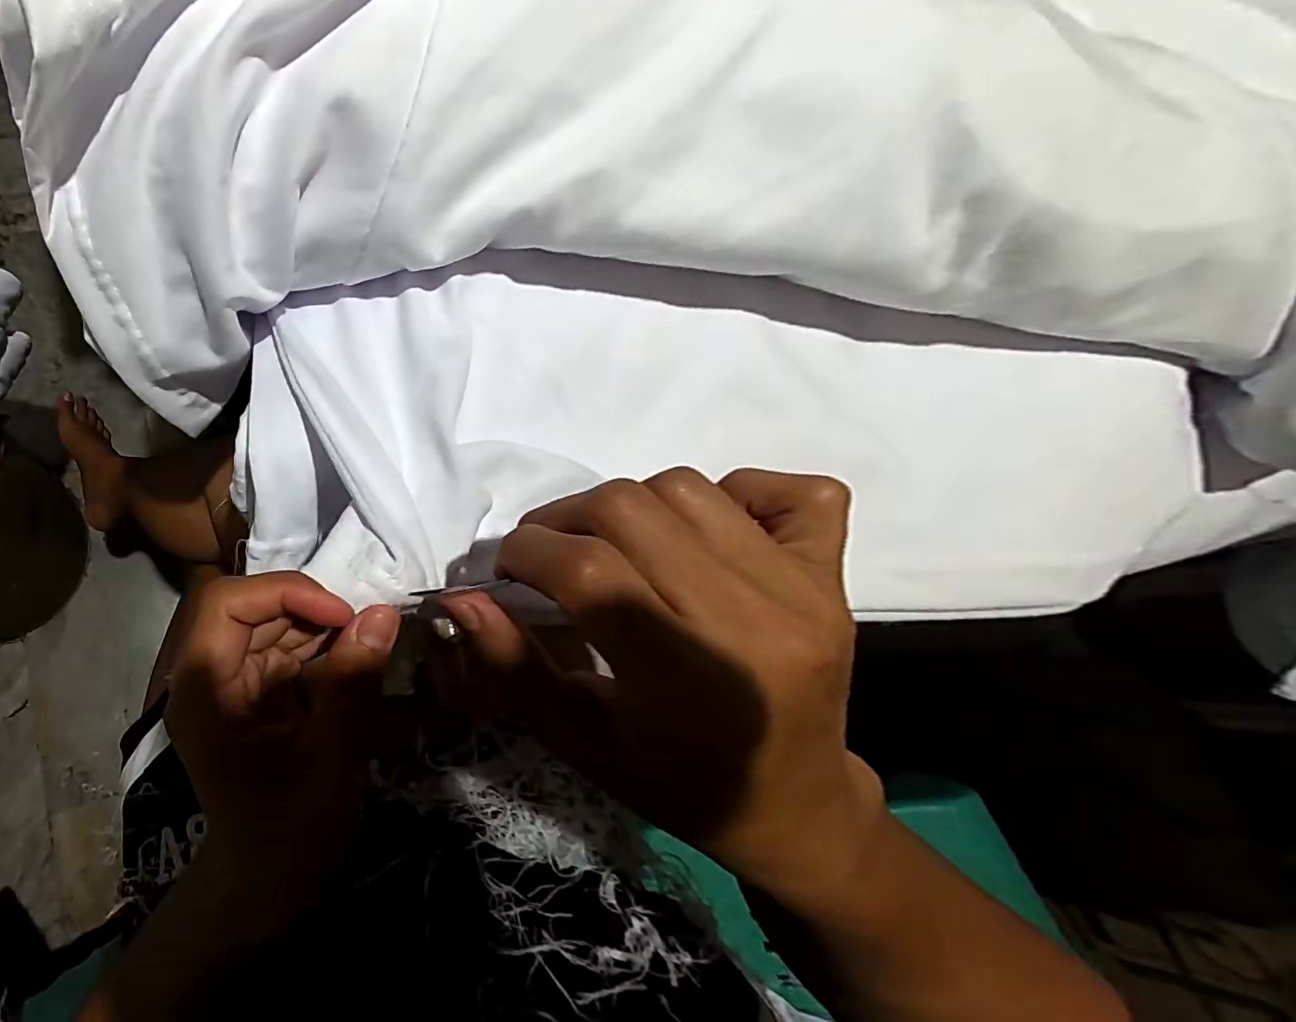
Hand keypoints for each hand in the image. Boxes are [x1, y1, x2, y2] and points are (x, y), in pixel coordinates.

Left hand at [163, 571, 400, 930]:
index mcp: (203, 687)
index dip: (283, 592)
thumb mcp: (331, 757)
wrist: (265, 884)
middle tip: (360, 626)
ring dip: (316, 625)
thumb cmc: (290, 831)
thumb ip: (353, 682)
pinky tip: (347, 662)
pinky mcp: (249, 692)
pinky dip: (316, 645)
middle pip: (247, 606)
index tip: (340, 615)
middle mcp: (204, 674)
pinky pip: (279, 646)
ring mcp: (225, 682)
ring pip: (266, 621)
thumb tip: (381, 613)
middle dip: (306, 608)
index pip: (225, 603)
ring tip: (361, 644)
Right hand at [444, 468, 882, 898]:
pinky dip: (738, 493)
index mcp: (686, 677)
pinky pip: (795, 492)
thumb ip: (514, 668)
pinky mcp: (833, 575)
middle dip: (564, 519)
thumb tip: (462, 598)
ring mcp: (803, 590)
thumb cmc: (679, 784)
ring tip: (615, 545)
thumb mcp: (581, 743)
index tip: (509, 568)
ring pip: (687, 488)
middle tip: (550, 554)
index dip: (528, 552)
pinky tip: (709, 532)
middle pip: (629, 510)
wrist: (797, 806)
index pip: (588, 571)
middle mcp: (753, 620)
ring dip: (630, 503)